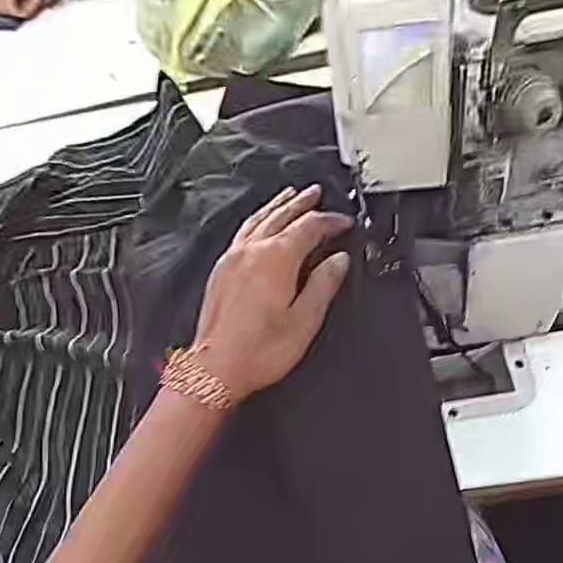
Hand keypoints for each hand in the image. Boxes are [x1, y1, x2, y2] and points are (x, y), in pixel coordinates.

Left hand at [191, 185, 352, 399]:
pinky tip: (260, 224)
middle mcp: (252, 252)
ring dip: (278, 206)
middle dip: (303, 203)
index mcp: (276, 260)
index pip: (310, 227)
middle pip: (282, 215)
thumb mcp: (305, 320)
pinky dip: (259, 220)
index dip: (331, 222)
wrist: (217, 368)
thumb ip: (324, 285)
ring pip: (259, 219)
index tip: (344, 224)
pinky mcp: (221, 271)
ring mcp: (232, 260)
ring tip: (289, 197)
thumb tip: (338, 261)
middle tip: (316, 194)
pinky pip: (243, 232)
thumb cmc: (258, 352)